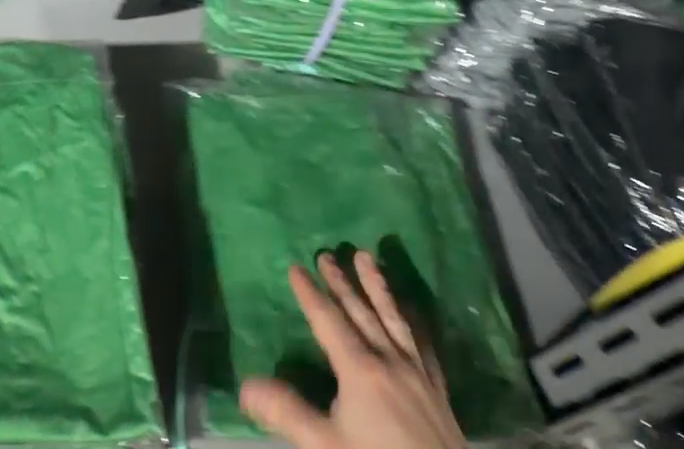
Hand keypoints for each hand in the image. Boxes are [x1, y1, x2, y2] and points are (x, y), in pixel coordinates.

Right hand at [240, 251, 466, 448]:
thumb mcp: (325, 446)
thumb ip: (287, 412)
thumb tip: (246, 385)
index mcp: (361, 369)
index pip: (329, 321)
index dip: (310, 294)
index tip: (296, 267)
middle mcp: (390, 360)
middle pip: (361, 312)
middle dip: (341, 282)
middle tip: (327, 254)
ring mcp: (418, 372)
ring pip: (393, 318)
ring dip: (378, 286)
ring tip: (367, 258)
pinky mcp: (437, 389)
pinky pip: (422, 342)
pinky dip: (412, 319)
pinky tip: (409, 312)